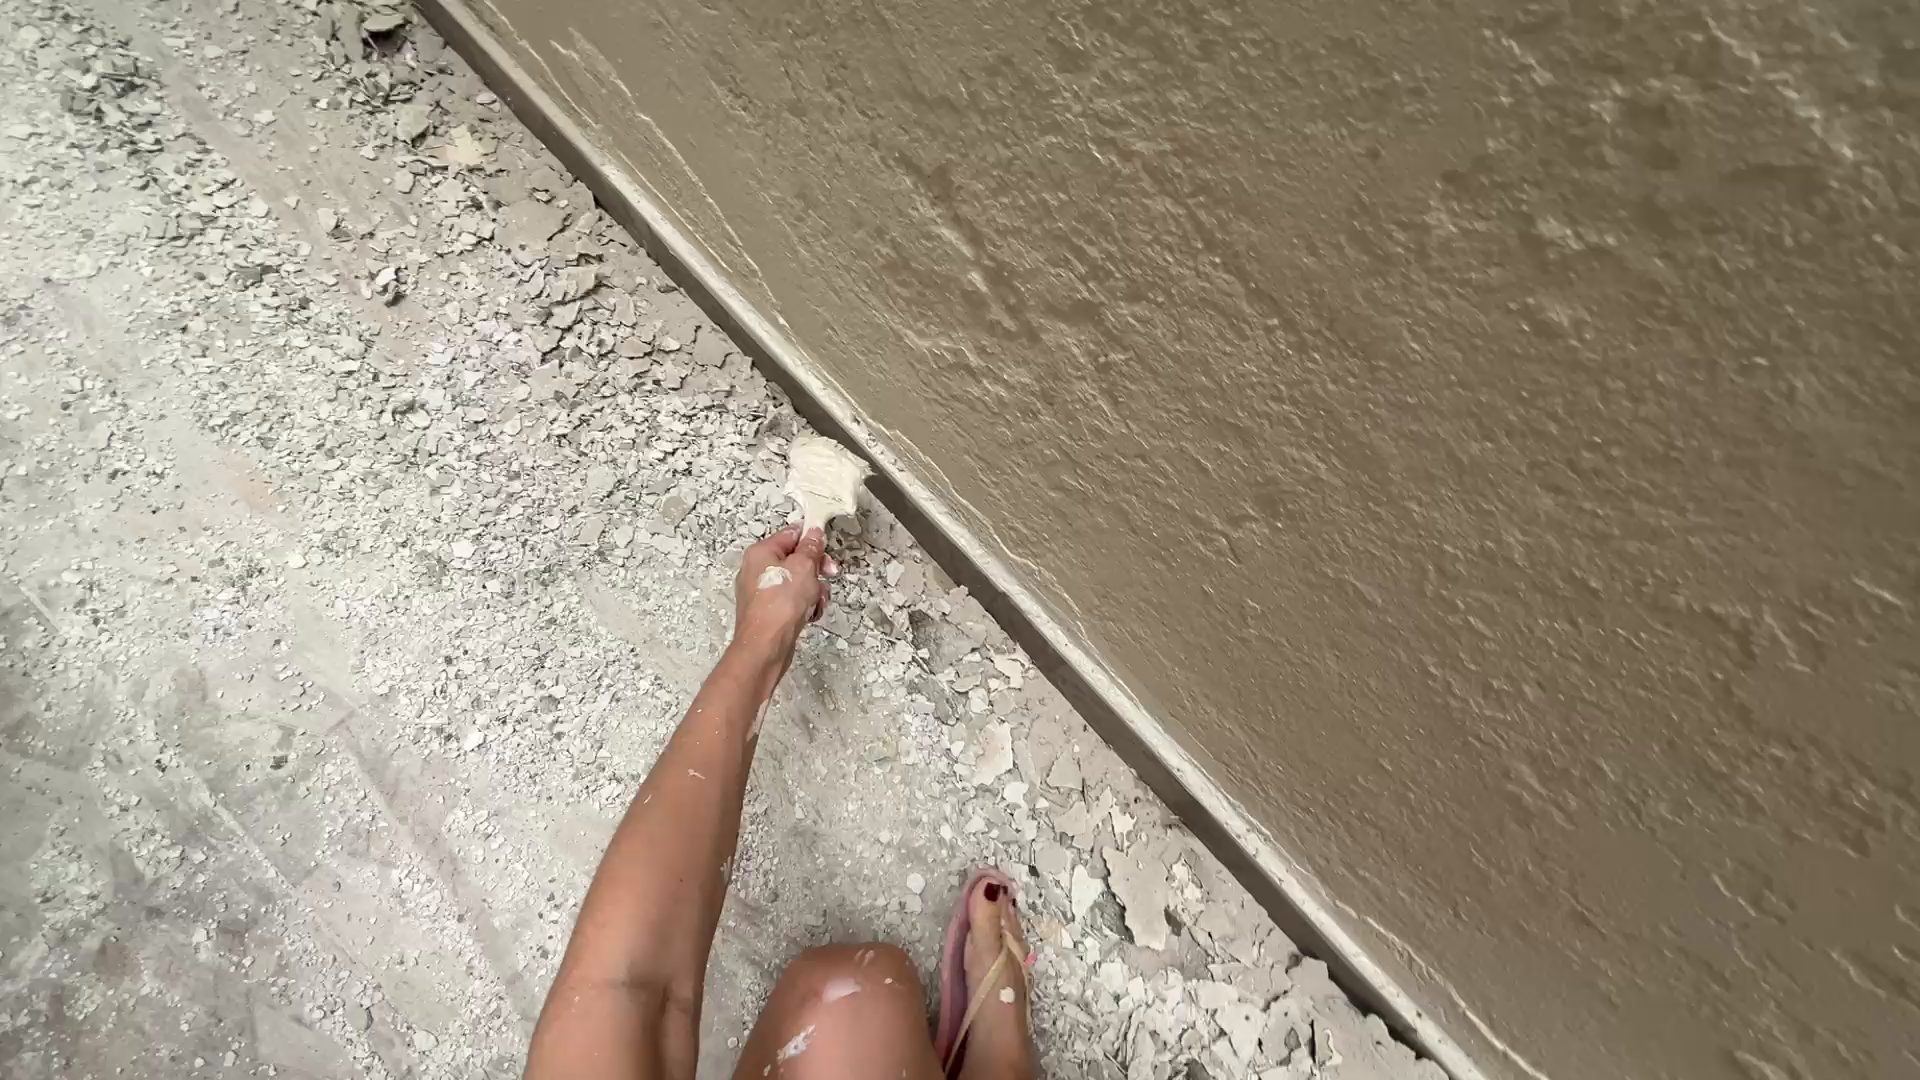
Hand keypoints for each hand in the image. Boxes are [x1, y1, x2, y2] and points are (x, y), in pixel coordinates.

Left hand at [732, 523, 836, 653]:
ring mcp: (762, 592)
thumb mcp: (804, 566)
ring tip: (816, 601)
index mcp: (761, 552)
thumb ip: (811, 547)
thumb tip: (814, 534)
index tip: (826, 544)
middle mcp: (757, 570)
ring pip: (797, 582)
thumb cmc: (779, 605)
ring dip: (813, 590)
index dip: (811, 538)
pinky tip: (810, 614)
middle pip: (795, 559)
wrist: (767, 645)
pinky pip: (792, 601)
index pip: (790, 534)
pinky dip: (805, 605)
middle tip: (829, 572)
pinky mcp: (768, 611)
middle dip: (815, 569)